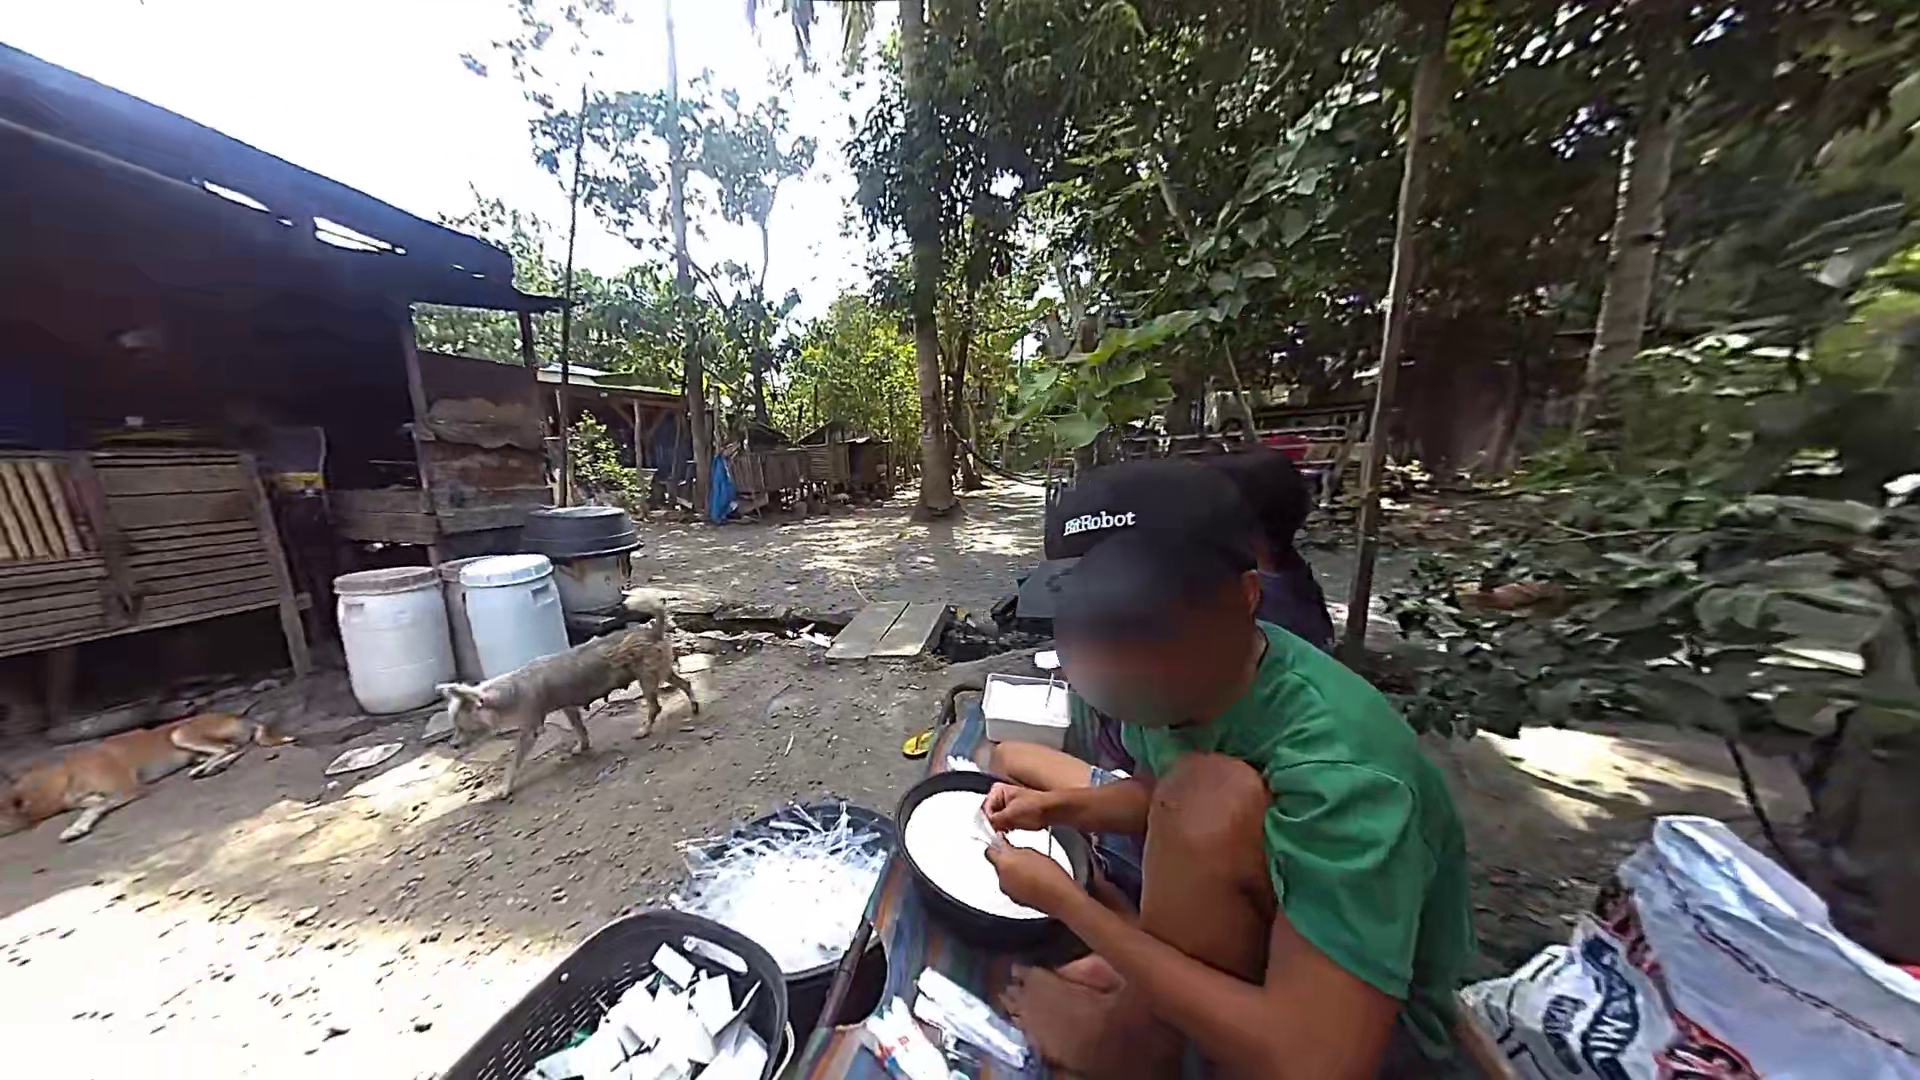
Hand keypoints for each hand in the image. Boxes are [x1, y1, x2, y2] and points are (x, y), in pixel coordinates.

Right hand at [984, 782, 1054, 831]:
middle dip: (996, 824)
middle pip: (990, 814)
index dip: (989, 822)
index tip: (994, 831)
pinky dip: (1008, 826)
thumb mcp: (1010, 816)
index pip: (984, 810)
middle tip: (1005, 829)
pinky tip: (1015, 828)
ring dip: (1003, 826)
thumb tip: (984, 827)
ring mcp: (1007, 802)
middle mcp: (1001, 794)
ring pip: (998, 819)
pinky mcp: (1014, 810)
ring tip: (1013, 827)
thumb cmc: (1036, 807)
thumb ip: (994, 821)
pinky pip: (1005, 821)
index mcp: (997, 790)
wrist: (1051, 810)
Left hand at [985, 839, 1080, 914]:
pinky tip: (1033, 878)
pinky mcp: (1017, 900)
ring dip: (1013, 870)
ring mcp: (1009, 892)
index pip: (989, 851)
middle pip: (998, 864)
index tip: (1001, 840)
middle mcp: (1002, 880)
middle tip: (1021, 853)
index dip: (995, 844)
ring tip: (1030, 866)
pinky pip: (1013, 886)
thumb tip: (1000, 842)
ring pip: (1006, 875)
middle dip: (1006, 858)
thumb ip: (1010, 847)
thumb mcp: (1029, 851)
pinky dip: (1019, 881)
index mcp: (1003, 865)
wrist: (1060, 897)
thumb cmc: (1049, 874)